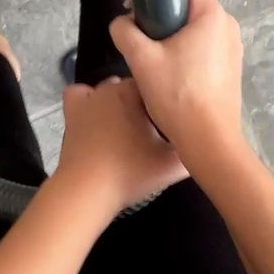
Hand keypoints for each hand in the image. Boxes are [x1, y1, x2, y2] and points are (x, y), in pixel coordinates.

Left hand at [54, 78, 186, 212]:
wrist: (88, 189)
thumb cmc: (130, 172)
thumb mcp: (171, 165)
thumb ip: (191, 150)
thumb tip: (202, 141)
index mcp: (133, 92)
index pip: (154, 84)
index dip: (163, 100)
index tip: (169, 119)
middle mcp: (110, 87)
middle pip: (132, 87)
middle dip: (142, 102)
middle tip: (151, 128)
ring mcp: (88, 97)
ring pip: (108, 89)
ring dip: (118, 102)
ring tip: (126, 126)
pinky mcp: (71, 110)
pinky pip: (79, 93)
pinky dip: (87, 99)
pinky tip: (95, 113)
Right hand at [109, 0, 244, 159]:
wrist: (209, 144)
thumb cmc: (178, 95)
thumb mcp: (141, 58)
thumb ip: (124, 30)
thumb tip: (120, 23)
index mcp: (212, 14)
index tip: (136, 5)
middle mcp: (227, 25)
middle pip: (187, 4)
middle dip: (161, 13)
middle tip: (138, 33)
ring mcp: (232, 48)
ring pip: (194, 27)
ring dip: (171, 34)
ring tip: (151, 56)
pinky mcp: (231, 68)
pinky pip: (203, 46)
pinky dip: (185, 51)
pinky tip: (169, 72)